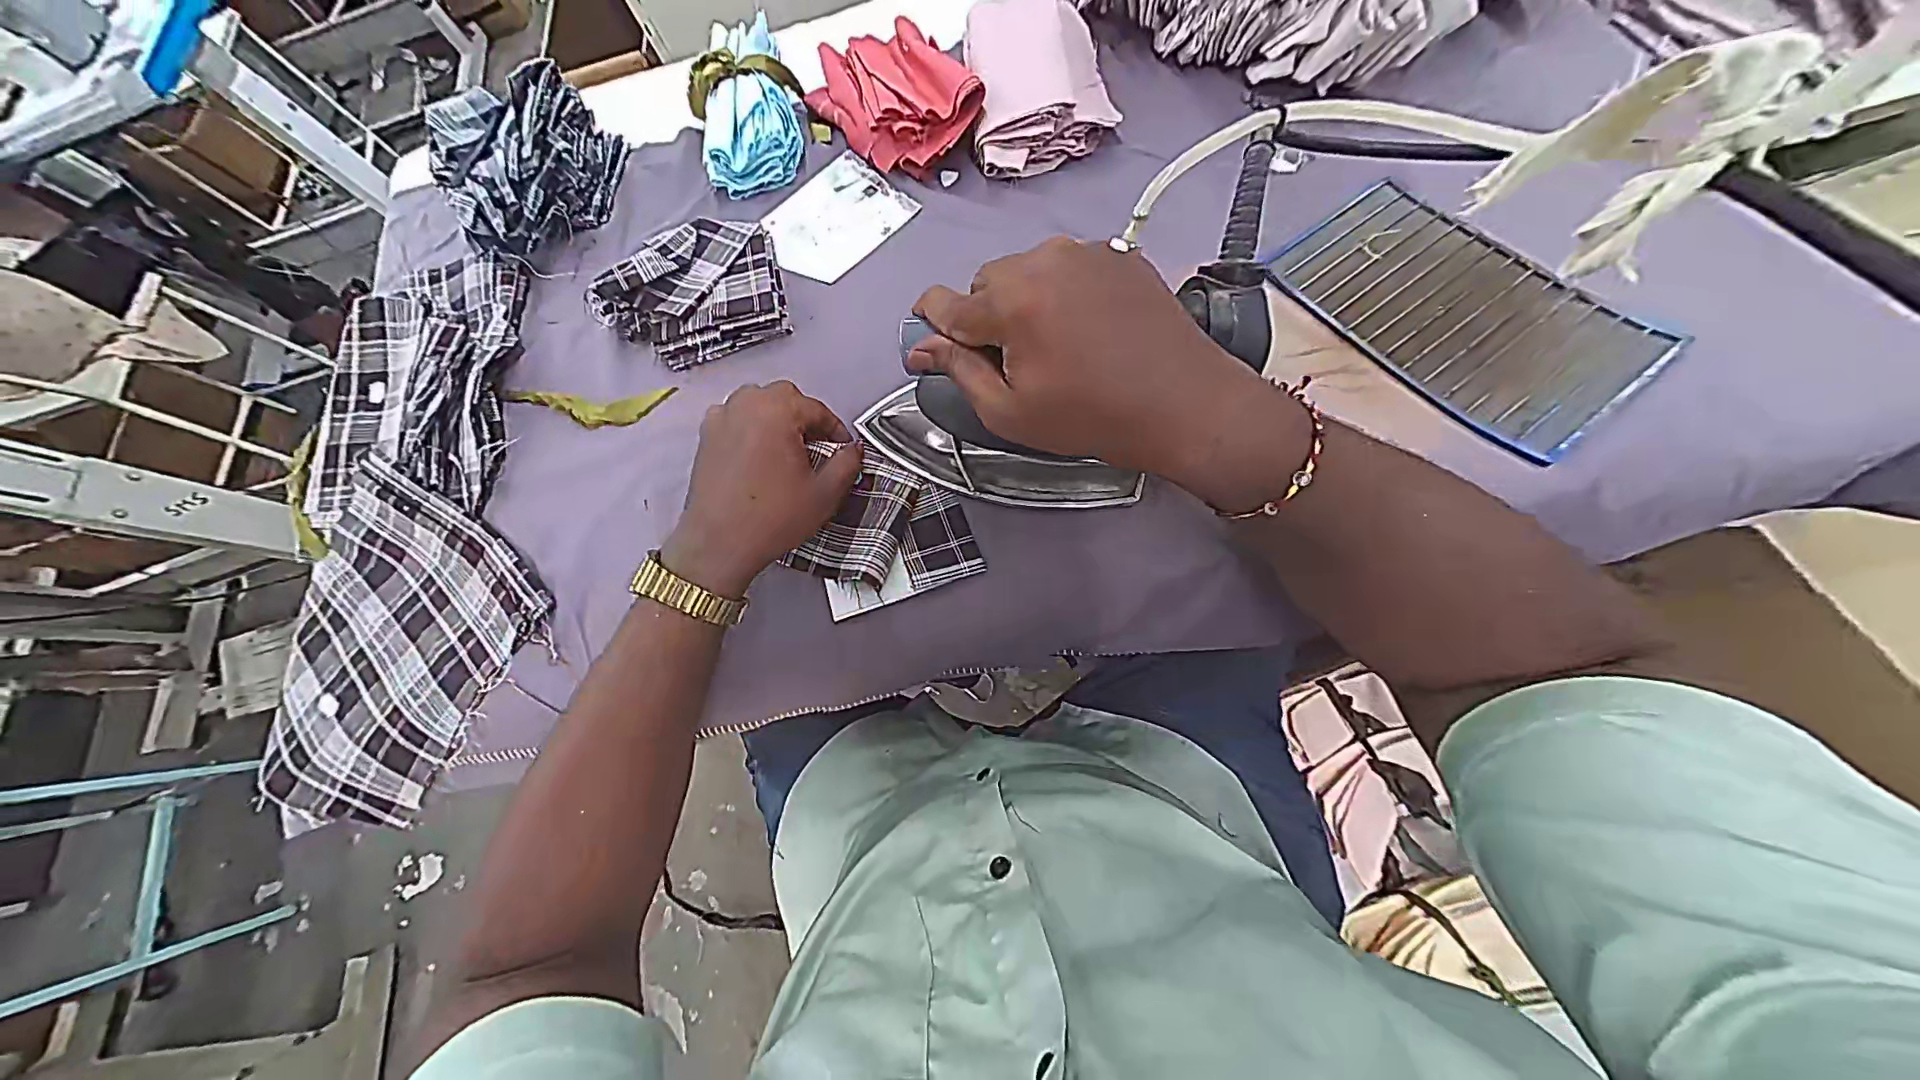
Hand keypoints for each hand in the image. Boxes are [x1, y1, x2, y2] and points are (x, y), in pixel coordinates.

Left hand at [660, 382, 861, 597]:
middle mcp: (744, 407)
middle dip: (805, 420)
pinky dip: (753, 431)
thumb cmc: (764, 521)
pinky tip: (764, 460)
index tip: (841, 447)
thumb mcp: (825, 494)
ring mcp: (721, 420)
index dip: (835, 429)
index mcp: (775, 412)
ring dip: (778, 421)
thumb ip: (847, 464)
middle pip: (785, 398)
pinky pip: (737, 420)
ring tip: (790, 454)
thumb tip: (852, 452)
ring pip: (759, 405)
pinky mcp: (707, 438)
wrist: (720, 543)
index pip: (816, 408)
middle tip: (819, 449)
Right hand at [907, 237, 1310, 510]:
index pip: (943, 302)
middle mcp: (1044, 261)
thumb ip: (958, 371)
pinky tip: (1086, 329)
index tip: (931, 339)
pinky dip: (1063, 292)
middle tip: (1014, 360)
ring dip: (1025, 301)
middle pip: (985, 283)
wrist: (1182, 404)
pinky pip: (1068, 268)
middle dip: (987, 317)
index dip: (930, 324)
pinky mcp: (1117, 255)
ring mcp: (1086, 252)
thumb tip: (922, 347)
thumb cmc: (1092, 417)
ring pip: (1027, 270)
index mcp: (1011, 301)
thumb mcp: (1010, 412)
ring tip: (1056, 345)